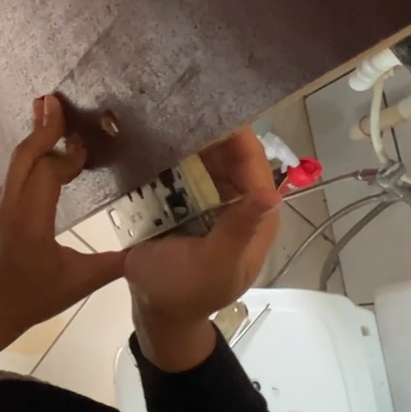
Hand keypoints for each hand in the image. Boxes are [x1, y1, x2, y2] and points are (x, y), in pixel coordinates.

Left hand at [0, 95, 127, 364]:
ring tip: (51, 112)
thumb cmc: (34, 298)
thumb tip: (151, 250)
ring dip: (35, 139)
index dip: (68, 156)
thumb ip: (115, 263)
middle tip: (56, 100)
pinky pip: (13, 176)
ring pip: (15, 163)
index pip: (47, 173)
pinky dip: (31, 159)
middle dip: (42, 127)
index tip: (86, 145)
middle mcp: (6, 207)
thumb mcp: (79, 282)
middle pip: (23, 156)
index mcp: (28, 223)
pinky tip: (46, 152)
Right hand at [125, 128, 282, 370]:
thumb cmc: (187, 291)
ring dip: (178, 138)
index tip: (210, 106)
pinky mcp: (175, 200)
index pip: (252, 163)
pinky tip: (141, 135)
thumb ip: (240, 229)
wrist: (153, 311)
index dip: (236, 135)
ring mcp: (202, 199)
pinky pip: (170, 169)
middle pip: (222, 153)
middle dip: (203, 130)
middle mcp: (231, 199)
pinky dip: (159, 155)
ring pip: (195, 157)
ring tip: (155, 110)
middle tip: (175, 100)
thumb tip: (269, 194)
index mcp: (253, 213)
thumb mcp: (216, 263)